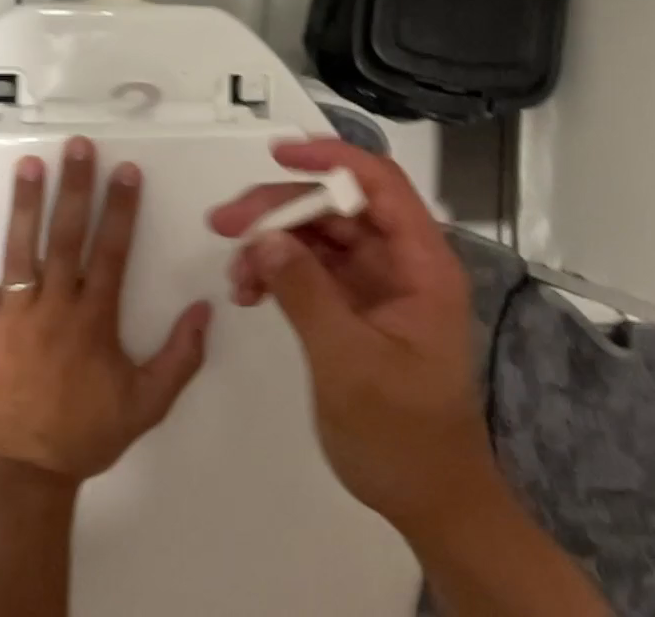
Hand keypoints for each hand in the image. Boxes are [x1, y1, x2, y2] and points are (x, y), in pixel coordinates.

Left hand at [0, 136, 212, 486]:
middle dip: (74, 188)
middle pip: (67, 236)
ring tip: (30, 163)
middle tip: (77, 148)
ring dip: (26, 202)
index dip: (120, 208)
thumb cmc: (84, 436)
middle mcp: (54, 306)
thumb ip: (181, 357)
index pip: (113, 250)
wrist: (19, 473)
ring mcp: (11, 313)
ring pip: (20, 247)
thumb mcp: (148, 403)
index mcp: (95, 319)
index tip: (125, 171)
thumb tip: (204, 310)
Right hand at [208, 138, 499, 533]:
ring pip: (320, 237)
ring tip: (235, 271)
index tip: (277, 155)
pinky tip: (250, 291)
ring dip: (273, 243)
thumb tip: (264, 239)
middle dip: (281, 208)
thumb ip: (306, 293)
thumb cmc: (402, 435)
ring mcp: (377, 287)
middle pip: (339, 208)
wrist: (429, 499)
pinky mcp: (356, 310)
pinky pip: (312, 272)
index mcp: (421, 265)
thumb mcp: (348, 361)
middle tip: (225, 223)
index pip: (380, 184)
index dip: (330, 158)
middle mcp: (401, 265)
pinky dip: (279, 274)